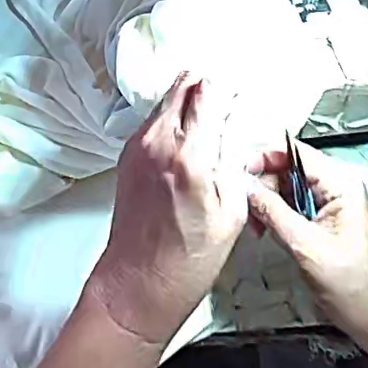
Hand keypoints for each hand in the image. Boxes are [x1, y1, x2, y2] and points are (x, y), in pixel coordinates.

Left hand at [85, 74, 252, 345]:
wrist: (138, 283)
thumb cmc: (186, 259)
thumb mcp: (231, 211)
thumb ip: (234, 158)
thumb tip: (239, 124)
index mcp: (189, 156)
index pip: (207, 91)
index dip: (227, 89)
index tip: (239, 98)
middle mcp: (158, 142)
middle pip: (184, 84)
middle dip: (207, 88)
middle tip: (224, 105)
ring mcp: (139, 145)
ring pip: (168, 98)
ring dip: (189, 102)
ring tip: (208, 128)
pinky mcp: (128, 153)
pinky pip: (155, 119)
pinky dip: (173, 120)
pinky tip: (187, 145)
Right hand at [247, 141, 367, 343]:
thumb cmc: (350, 284)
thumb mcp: (306, 246)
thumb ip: (274, 212)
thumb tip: (245, 186)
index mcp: (340, 184)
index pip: (296, 153)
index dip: (267, 156)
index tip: (242, 172)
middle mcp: (333, 185)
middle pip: (287, 167)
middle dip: (263, 183)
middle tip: (244, 204)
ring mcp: (325, 201)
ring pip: (284, 185)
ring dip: (264, 200)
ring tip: (254, 223)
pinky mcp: (317, 216)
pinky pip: (287, 203)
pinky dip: (271, 212)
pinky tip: (262, 228)